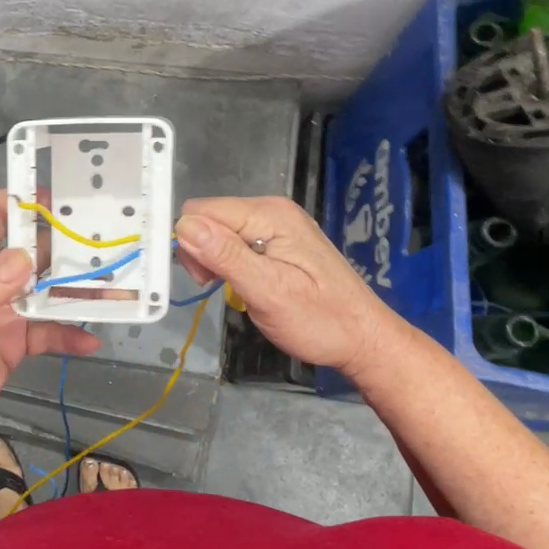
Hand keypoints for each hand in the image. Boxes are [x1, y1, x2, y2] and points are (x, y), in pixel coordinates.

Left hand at [0, 191, 100, 454]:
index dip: (21, 201)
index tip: (60, 198)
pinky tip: (90, 341)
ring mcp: (2, 314)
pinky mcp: (14, 345)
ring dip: (76, 291)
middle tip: (107, 242)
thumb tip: (24, 257)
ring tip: (114, 290)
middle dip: (64, 244)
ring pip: (46, 292)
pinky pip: (48, 333)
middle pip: (30, 252)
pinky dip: (69, 335)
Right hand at [174, 196, 404, 374]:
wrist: (363, 338)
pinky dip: (227, 262)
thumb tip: (185, 226)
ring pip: (216, 230)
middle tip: (221, 286)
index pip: (201, 211)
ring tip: (236, 287)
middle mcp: (271, 209)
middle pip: (207, 218)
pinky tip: (244, 282)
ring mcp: (275, 224)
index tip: (208, 279)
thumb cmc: (320, 320)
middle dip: (201, 251)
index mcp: (269, 214)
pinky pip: (233, 241)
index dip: (192, 244)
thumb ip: (226, 256)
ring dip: (213, 259)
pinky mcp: (277, 240)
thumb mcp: (269, 292)